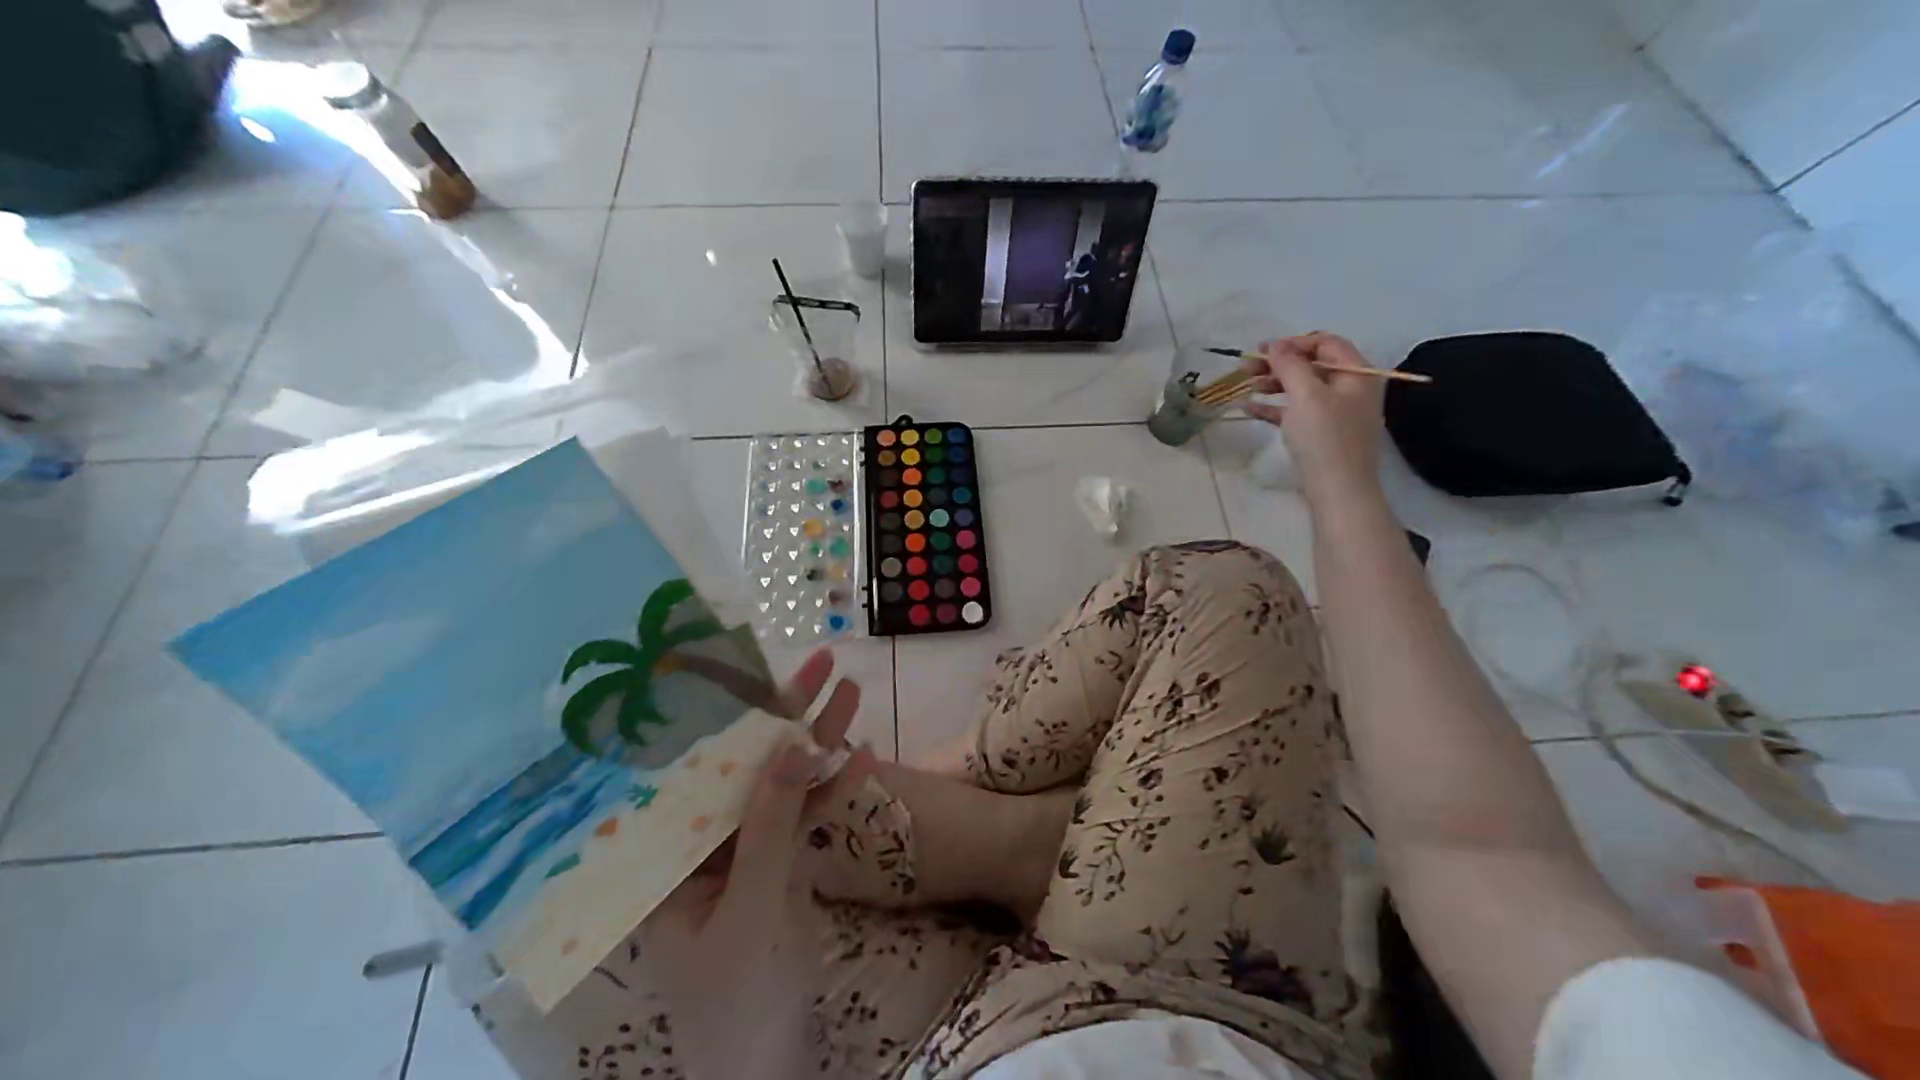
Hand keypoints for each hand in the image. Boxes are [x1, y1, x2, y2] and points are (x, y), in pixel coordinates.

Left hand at [643, 649, 868, 1079]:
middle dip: (786, 716)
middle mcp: (700, 839)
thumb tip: (791, 744)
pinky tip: (866, 758)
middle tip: (824, 662)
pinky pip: (808, 818)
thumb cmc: (735, 995)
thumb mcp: (750, 906)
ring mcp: (745, 849)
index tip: (760, 669)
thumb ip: (770, 824)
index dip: (728, 714)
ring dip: (820, 743)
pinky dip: (835, 791)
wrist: (770, 1063)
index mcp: (665, 850)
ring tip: (853, 691)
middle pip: (746, 764)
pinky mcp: (781, 863)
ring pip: (783, 784)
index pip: (694, 765)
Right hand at [1241, 332, 1388, 507]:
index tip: (1262, 350)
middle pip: (1312, 365)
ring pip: (1301, 388)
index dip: (1294, 343)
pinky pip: (1296, 412)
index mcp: (1358, 374)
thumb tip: (1276, 346)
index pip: (1326, 344)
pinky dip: (1274, 407)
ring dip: (1273, 384)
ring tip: (1246, 386)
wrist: (1339, 491)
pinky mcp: (1322, 434)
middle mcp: (1351, 389)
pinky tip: (1249, 408)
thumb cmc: (1326, 439)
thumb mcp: (1306, 396)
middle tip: (1247, 368)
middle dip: (1278, 364)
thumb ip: (1290, 365)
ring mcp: (1337, 413)